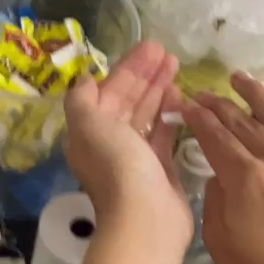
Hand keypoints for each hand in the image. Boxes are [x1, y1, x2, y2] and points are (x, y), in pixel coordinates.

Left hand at [64, 41, 189, 247]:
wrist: (144, 217)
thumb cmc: (115, 166)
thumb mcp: (88, 125)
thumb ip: (82, 99)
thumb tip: (85, 78)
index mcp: (89, 132)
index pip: (107, 92)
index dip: (126, 68)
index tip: (149, 46)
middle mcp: (109, 143)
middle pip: (127, 100)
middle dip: (144, 75)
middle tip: (167, 51)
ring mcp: (135, 157)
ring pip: (146, 114)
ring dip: (159, 90)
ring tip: (176, 66)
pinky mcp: (160, 168)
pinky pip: (163, 134)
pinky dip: (170, 114)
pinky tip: (181, 96)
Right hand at [180, 72, 263, 263]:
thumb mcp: (220, 241)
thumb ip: (215, 200)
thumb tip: (220, 176)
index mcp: (244, 177)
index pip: (215, 137)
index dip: (198, 119)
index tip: (185, 105)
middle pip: (243, 124)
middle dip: (219, 106)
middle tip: (203, 94)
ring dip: (259, 95)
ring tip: (242, 78)